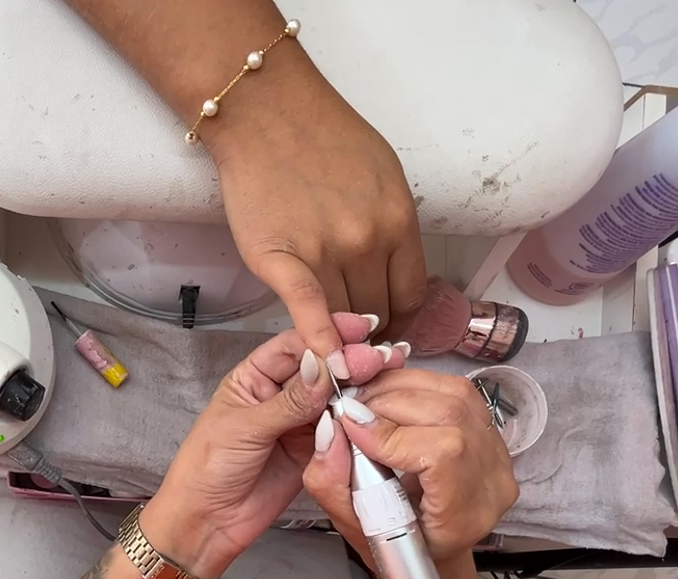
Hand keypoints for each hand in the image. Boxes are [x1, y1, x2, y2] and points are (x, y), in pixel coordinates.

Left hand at [138, 315, 407, 578]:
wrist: (208, 522)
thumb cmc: (207, 469)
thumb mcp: (244, 428)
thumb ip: (288, 402)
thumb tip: (324, 369)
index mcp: (252, 378)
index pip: (293, 346)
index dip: (324, 336)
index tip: (356, 332)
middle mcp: (278, 395)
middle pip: (320, 368)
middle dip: (350, 359)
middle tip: (380, 357)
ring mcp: (298, 423)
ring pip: (335, 397)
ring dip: (361, 386)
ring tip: (389, 372)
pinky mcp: (314, 451)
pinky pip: (340, 429)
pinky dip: (358, 419)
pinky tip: (378, 406)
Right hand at [211, 85, 428, 377]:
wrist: (267, 116)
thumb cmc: (325, 139)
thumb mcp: (383, 177)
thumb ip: (390, 228)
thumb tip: (389, 276)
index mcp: (400, 221)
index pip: (410, 297)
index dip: (397, 323)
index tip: (383, 332)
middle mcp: (369, 241)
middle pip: (375, 313)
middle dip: (366, 334)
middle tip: (351, 345)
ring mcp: (326, 253)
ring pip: (342, 318)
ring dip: (338, 336)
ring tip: (330, 349)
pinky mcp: (283, 261)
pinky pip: (308, 312)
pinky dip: (318, 341)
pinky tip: (323, 364)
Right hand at [302, 369, 517, 560]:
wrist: (430, 544)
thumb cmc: (393, 543)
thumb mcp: (350, 525)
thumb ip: (330, 482)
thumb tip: (330, 428)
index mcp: (463, 515)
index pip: (442, 453)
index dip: (391, 432)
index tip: (348, 424)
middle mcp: (493, 480)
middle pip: (450, 413)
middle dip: (388, 403)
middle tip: (348, 411)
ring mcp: (499, 452)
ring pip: (455, 393)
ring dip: (399, 387)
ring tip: (363, 402)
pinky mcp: (491, 430)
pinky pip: (457, 390)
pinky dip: (414, 384)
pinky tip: (386, 396)